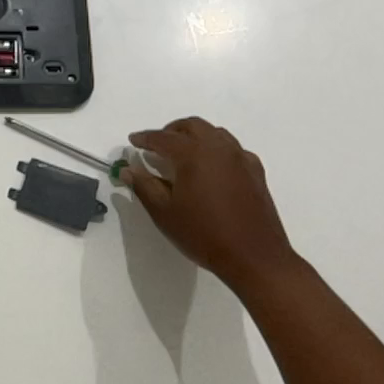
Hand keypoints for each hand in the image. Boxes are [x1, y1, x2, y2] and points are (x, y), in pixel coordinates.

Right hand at [122, 118, 302, 294]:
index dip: (145, 138)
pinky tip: (211, 169)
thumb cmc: (203, 234)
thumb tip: (128, 169)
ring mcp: (240, 158)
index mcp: (193, 154)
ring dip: (195, 136)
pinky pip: (232, 149)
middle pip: (192, 126)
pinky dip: (216, 149)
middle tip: (157, 145)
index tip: (133, 141)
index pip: (163, 138)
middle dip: (171, 131)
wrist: (254, 257)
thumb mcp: (164, 213)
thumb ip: (144, 186)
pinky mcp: (255, 171)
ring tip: (183, 155)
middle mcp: (218, 148)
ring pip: (214, 133)